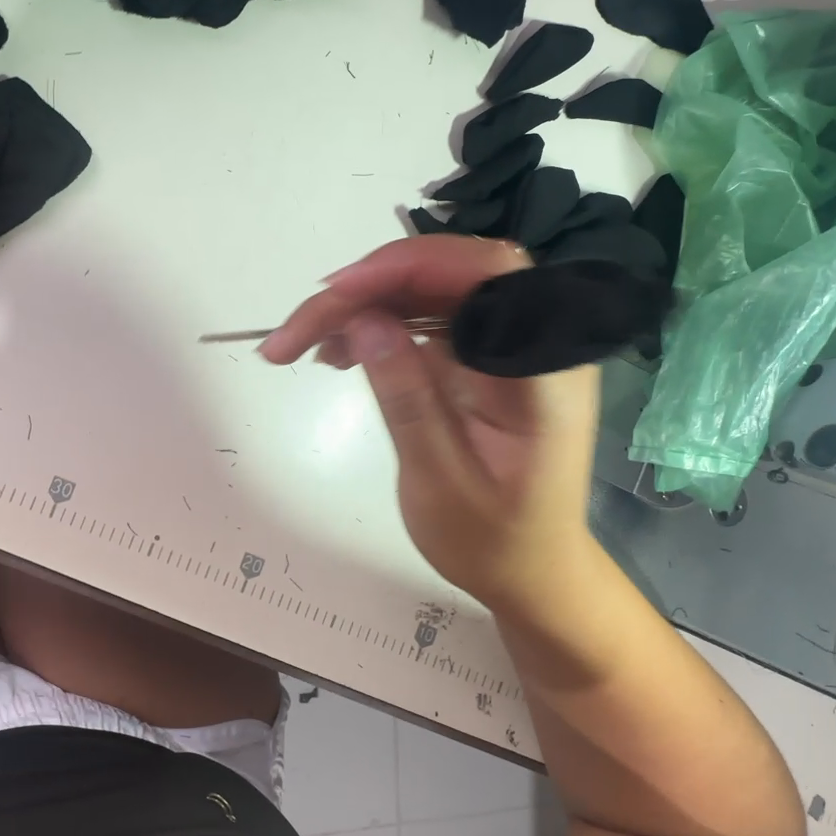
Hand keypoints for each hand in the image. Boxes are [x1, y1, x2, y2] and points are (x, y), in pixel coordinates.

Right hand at [257, 235, 601, 610]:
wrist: (527, 569)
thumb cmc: (492, 539)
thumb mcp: (440, 480)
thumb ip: (408, 397)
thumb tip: (362, 323)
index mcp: (541, 370)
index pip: (486, 275)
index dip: (409, 266)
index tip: (336, 294)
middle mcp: (529, 342)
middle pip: (445, 274)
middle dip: (364, 289)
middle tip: (294, 331)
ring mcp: (501, 346)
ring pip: (425, 291)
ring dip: (359, 306)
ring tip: (301, 345)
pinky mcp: (476, 357)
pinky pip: (422, 318)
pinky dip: (373, 326)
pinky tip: (334, 353)